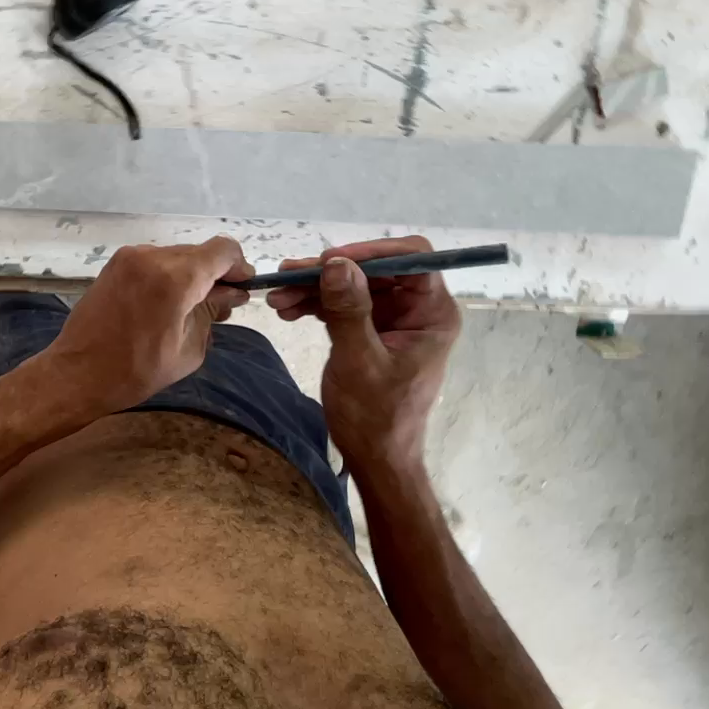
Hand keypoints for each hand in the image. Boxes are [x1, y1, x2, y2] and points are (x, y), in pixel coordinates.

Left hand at [34, 237, 251, 416]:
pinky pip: (153, 262)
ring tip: (188, 311)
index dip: (238, 268)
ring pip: (175, 256)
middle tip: (218, 308)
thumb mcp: (189, 348)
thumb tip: (231, 293)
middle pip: (199, 253)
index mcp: (175, 277)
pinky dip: (166, 277)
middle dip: (214, 275)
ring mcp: (129, 257)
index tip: (240, 290)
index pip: (223, 250)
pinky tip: (164, 305)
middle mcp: (151, 256)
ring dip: (189, 276)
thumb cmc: (136, 371)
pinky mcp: (114, 264)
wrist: (77, 373)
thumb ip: (212, 312)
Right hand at [265, 236, 460, 476]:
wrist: (372, 455)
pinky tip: (287, 311)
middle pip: (371, 272)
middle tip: (286, 277)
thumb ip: (349, 310)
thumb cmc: (375, 415)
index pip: (412, 259)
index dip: (370, 252)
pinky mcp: (369, 331)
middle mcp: (416, 310)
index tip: (327, 260)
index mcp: (431, 313)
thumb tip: (334, 263)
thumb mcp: (359, 360)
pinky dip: (314, 305)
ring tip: (277, 299)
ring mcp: (391, 320)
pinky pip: (341, 306)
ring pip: (350, 286)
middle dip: (328, 273)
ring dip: (313, 289)